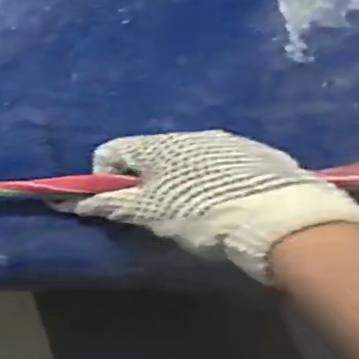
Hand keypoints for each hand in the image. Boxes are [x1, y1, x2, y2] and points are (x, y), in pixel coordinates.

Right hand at [69, 130, 358, 280]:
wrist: (288, 222)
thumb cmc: (198, 211)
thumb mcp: (143, 212)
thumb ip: (104, 203)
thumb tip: (69, 202)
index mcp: (156, 145)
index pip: (109, 152)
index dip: (103, 177)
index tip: (117, 201)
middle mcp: (191, 136)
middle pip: (149, 155)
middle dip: (143, 178)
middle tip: (153, 206)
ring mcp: (232, 144)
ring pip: (186, 159)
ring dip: (179, 177)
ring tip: (193, 204)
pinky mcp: (265, 156)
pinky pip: (221, 164)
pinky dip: (212, 179)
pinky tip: (225, 200)